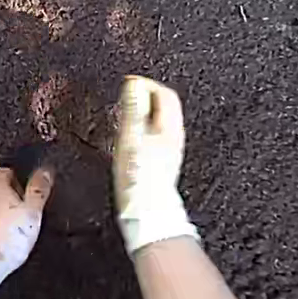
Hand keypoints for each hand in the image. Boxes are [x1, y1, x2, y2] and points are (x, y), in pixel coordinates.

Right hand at [113, 75, 196, 253]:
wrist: (148, 214)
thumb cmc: (141, 178)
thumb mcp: (131, 139)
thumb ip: (132, 111)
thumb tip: (133, 85)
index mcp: (169, 127)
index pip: (165, 93)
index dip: (146, 84)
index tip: (128, 85)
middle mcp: (173, 137)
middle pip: (164, 106)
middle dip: (145, 97)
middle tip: (125, 98)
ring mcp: (169, 151)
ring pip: (158, 122)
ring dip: (142, 114)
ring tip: (124, 116)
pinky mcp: (161, 163)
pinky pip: (153, 136)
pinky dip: (142, 129)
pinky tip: (130, 139)